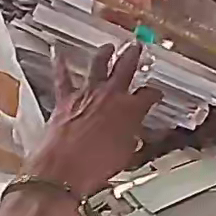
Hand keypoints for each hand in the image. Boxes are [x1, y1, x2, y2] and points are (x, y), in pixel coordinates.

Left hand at [27, 43, 162, 195]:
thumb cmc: (96, 165)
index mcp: (130, 109)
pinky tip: (58, 53)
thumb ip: (133, 140)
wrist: (64, 169)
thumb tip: (137, 138)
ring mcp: (87, 94)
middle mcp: (110, 95)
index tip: (156, 95)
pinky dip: (61, 64)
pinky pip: (63, 77)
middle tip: (137, 47)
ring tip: (109, 46)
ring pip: (98, 65)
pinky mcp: (66, 99)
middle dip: (133, 56)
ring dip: (105, 53)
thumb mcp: (127, 155)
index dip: (155, 94)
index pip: (148, 95)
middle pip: (126, 68)